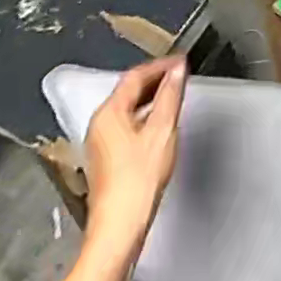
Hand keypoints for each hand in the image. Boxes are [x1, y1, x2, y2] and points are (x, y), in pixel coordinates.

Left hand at [84, 57, 186, 246]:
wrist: (122, 219)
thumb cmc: (140, 175)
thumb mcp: (163, 128)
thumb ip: (171, 95)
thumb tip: (177, 71)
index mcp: (108, 114)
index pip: (135, 77)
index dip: (160, 65)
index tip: (182, 61)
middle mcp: (99, 125)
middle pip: (128, 91)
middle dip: (155, 78)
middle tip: (181, 72)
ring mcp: (101, 141)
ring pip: (127, 107)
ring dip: (151, 95)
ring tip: (175, 91)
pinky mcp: (108, 155)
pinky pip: (127, 122)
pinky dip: (146, 112)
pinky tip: (162, 118)